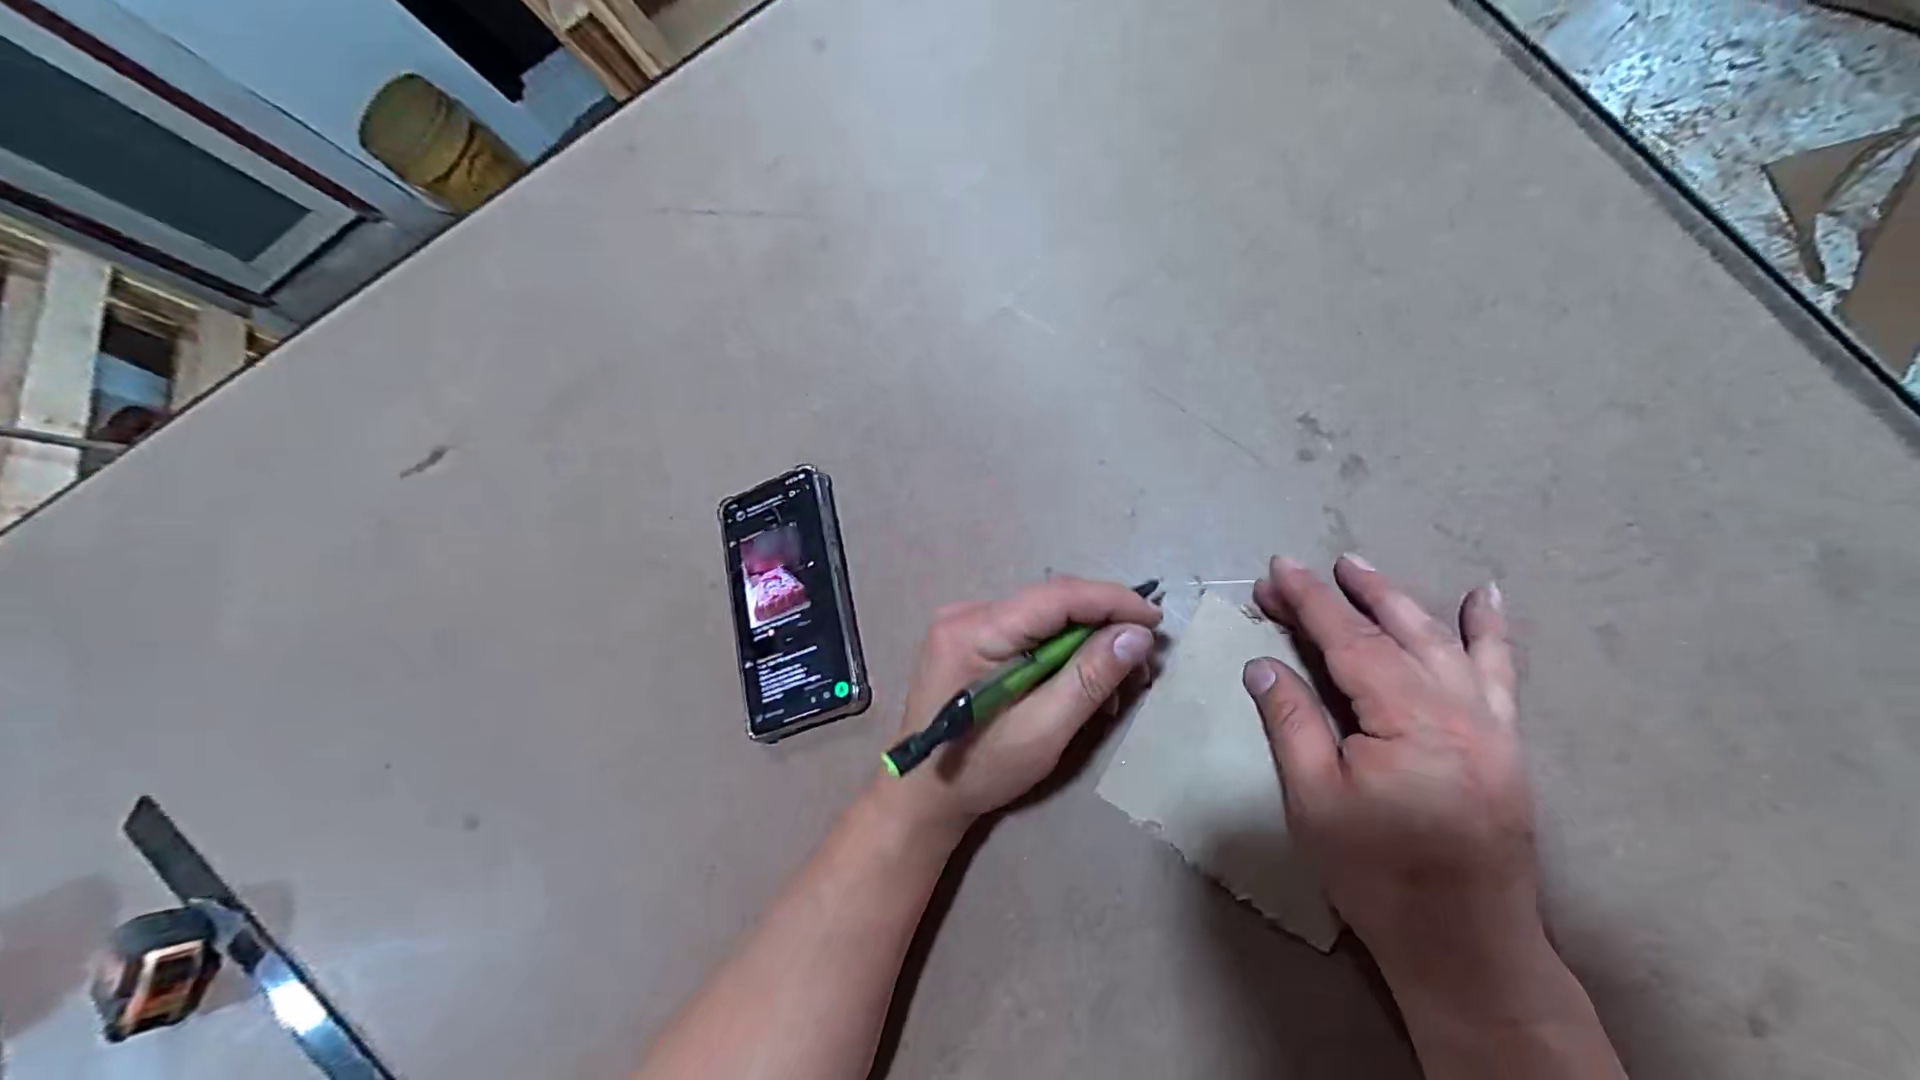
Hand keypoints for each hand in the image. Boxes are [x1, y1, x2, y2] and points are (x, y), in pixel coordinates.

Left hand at [876, 576, 1160, 831]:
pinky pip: (1028, 631)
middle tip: (1143, 662)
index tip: (1156, 621)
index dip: (1111, 601)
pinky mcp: (970, 639)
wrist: (922, 793)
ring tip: (1116, 683)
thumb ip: (1089, 678)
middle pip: (1051, 603)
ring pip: (1044, 617)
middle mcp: (965, 613)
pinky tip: (1079, 681)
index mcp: (973, 630)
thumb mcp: (1042, 731)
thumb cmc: (978, 770)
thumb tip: (1137, 634)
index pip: (1056, 596)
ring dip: (1085, 643)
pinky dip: (1060, 652)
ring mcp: (964, 624)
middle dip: (1103, 626)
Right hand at [1241, 555, 1537, 986]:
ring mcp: (1491, 724)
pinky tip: (1485, 600)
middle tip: (1300, 568)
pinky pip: (1500, 673)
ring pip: (1440, 642)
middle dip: (1341, 595)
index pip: (1349, 643)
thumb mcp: (1314, 799)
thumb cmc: (1377, 874)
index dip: (1309, 602)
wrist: (1465, 946)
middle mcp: (1459, 711)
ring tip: (1361, 567)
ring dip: (1397, 600)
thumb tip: (1263, 664)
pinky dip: (1489, 632)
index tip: (1277, 571)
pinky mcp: (1504, 742)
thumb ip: (1291, 722)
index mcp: (1410, 723)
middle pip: (1391, 633)